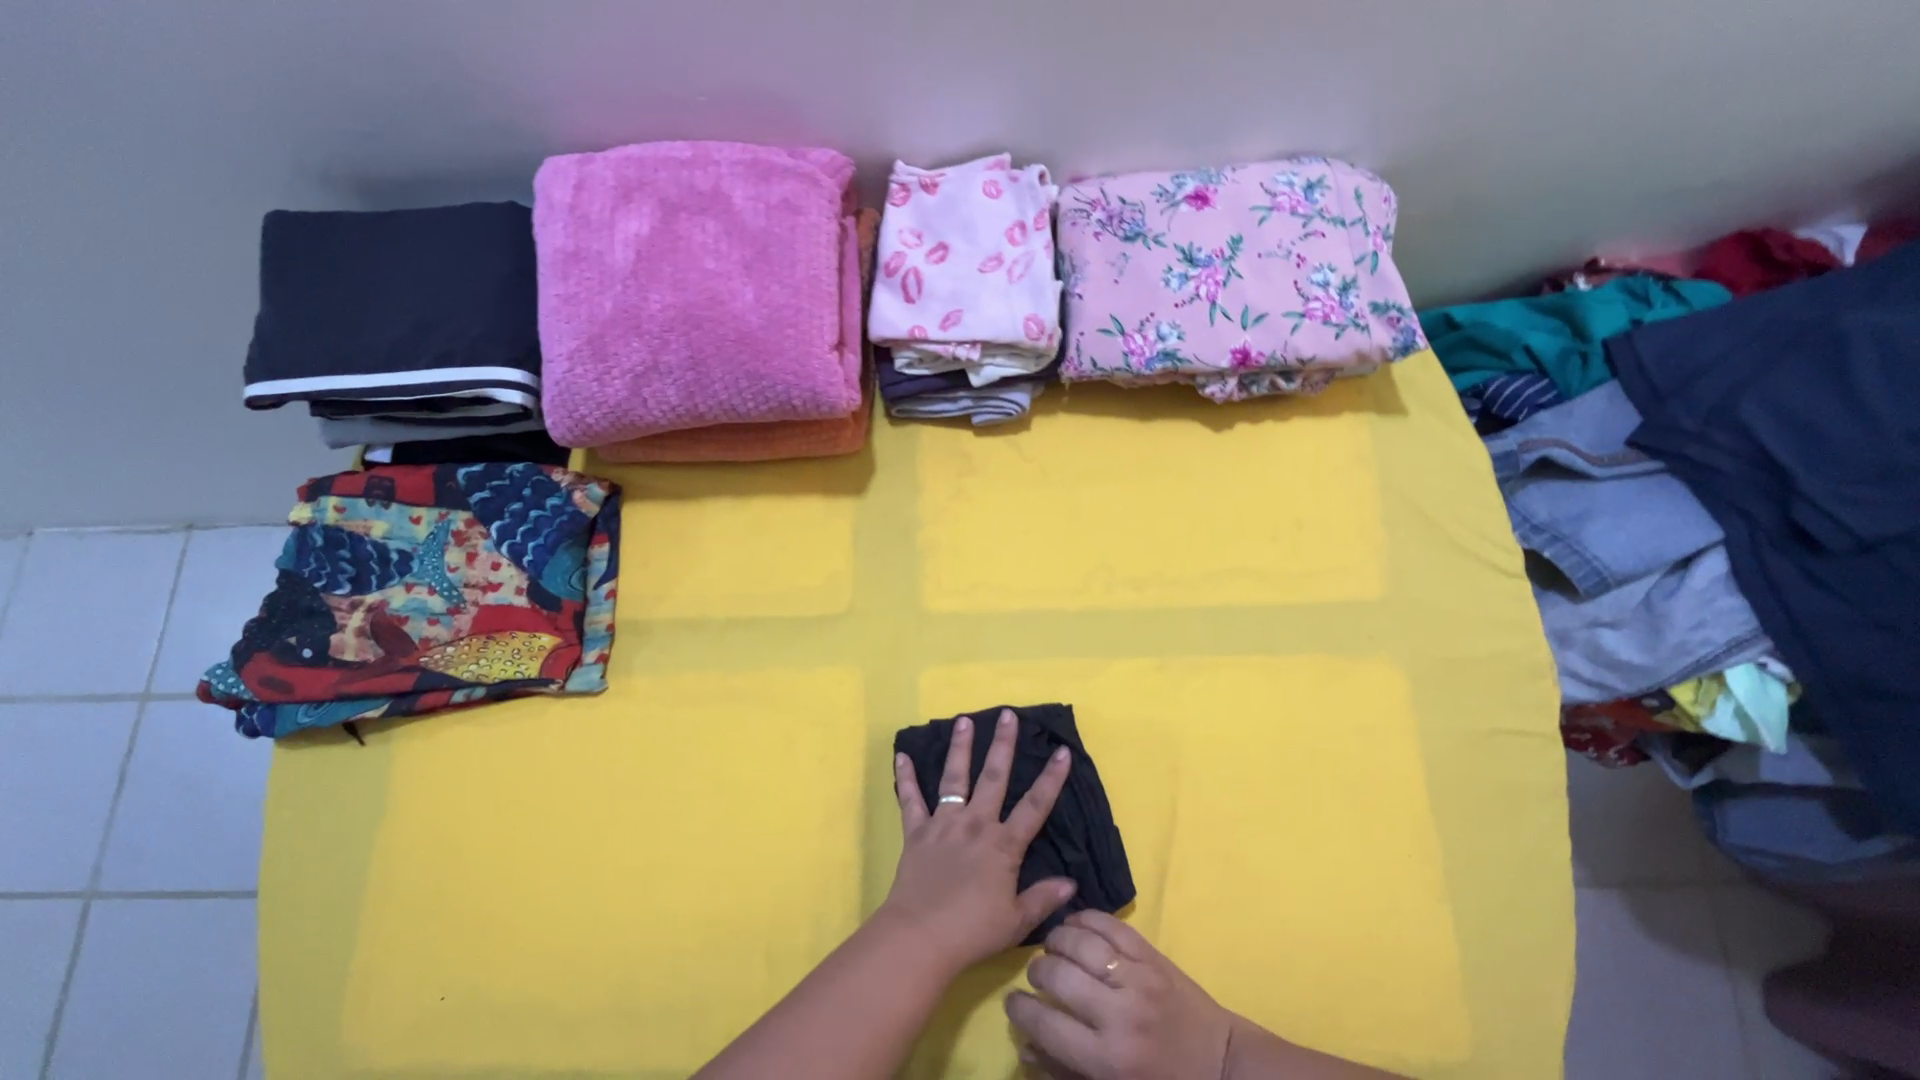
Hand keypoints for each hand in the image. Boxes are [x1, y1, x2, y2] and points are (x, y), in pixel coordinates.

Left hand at [879, 709, 1076, 974]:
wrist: (920, 936)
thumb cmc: (973, 931)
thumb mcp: (1016, 921)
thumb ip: (1043, 898)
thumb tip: (1071, 883)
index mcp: (1004, 845)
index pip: (1035, 806)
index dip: (1052, 779)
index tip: (1063, 751)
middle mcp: (976, 825)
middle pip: (994, 778)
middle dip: (1003, 744)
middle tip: (1008, 715)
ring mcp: (944, 824)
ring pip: (954, 778)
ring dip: (960, 748)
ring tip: (964, 720)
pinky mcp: (916, 833)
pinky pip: (910, 800)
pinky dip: (905, 778)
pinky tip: (902, 756)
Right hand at [1005, 910, 1233, 1079]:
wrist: (1221, 1064)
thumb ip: (1064, 1070)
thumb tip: (1024, 1044)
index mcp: (1107, 1058)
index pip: (1045, 1023)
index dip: (1019, 1009)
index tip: (1013, 1003)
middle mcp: (1119, 1014)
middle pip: (1058, 975)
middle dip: (1036, 972)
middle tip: (1036, 977)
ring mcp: (1138, 978)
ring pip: (1081, 943)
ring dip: (1056, 941)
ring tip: (1052, 949)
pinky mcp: (1153, 956)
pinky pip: (1111, 925)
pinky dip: (1085, 918)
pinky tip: (1074, 925)